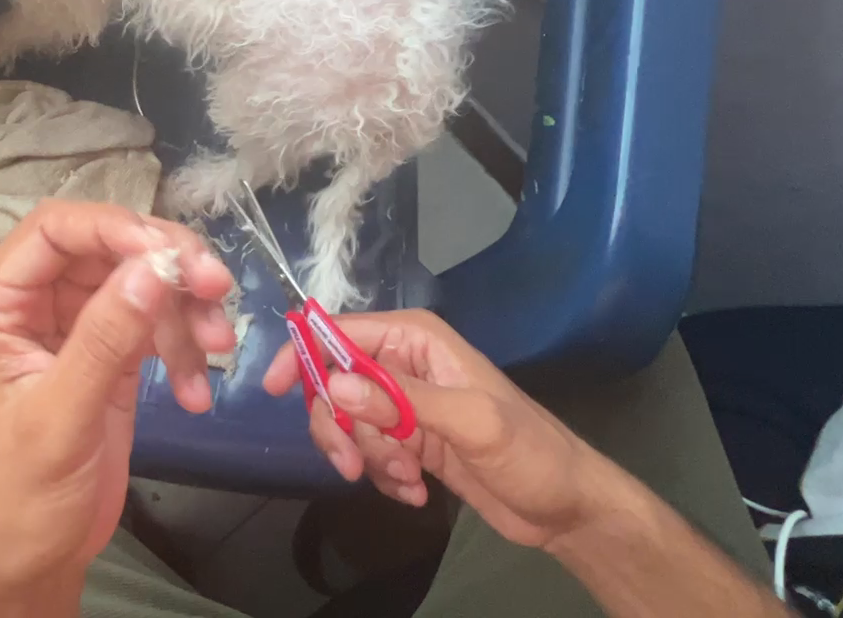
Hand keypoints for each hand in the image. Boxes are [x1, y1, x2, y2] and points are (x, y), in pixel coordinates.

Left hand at [0, 201, 234, 613]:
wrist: (31, 561)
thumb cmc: (19, 495)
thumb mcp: (58, 418)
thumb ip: (104, 338)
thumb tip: (154, 267)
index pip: (54, 229)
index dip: (114, 227)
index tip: (171, 253)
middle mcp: (33, 297)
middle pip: (107, 245)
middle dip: (165, 262)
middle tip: (217, 286)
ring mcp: (74, 319)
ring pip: (139, 277)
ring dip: (185, 306)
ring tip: (218, 347)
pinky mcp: (108, 346)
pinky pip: (154, 319)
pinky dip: (182, 345)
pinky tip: (196, 391)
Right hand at [263, 308, 611, 549]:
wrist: (567, 509)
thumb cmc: (530, 451)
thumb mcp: (472, 421)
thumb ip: (402, 400)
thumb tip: (335, 385)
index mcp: (413, 339)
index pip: (340, 333)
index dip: (304, 354)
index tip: (276, 388)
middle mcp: (401, 362)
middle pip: (333, 381)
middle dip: (339, 425)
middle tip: (354, 464)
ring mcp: (402, 402)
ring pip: (346, 419)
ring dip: (367, 455)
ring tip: (407, 480)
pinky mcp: (406, 438)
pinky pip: (367, 448)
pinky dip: (382, 474)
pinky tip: (414, 491)